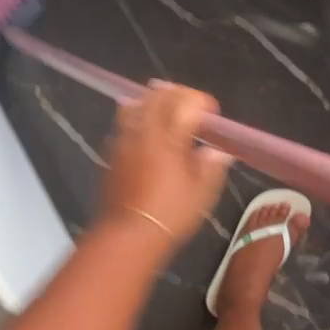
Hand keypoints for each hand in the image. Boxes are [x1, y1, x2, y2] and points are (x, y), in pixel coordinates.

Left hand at [97, 82, 232, 246]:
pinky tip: (143, 130)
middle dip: (178, 94)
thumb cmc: (170, 215)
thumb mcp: (202, 194)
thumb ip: (211, 166)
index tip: (212, 113)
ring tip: (165, 110)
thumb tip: (219, 151)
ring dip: (153, 100)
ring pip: (136, 103)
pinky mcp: (111, 152)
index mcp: (170, 138)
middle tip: (191, 106)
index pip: (186, 102)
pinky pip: (122, 122)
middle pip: (158, 96)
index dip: (201, 101)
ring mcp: (124, 139)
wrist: (128, 235)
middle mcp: (145, 131)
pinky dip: (135, 116)